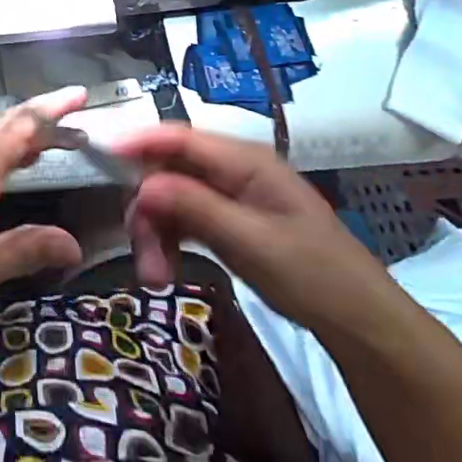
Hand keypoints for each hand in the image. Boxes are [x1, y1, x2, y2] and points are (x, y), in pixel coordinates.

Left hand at [0, 88, 87, 331]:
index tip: (80, 95)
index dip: (50, 110)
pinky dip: (15, 150)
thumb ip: (24, 251)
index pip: (19, 131)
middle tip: (78, 105)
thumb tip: (75, 244)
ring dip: (31, 130)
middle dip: (44, 112)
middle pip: (8, 127)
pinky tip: (24, 163)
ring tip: (65, 133)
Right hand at [114, 124, 403, 335]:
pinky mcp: (224, 220)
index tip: (101, 155)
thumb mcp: (254, 243)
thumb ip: (197, 208)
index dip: (139, 141)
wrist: (360, 323)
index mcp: (244, 161)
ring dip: (154, 233)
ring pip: (168, 198)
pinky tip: (165, 270)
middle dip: (147, 209)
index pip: (180, 137)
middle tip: (141, 254)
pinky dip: (168, 241)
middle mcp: (231, 170)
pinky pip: (181, 219)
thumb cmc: (315, 275)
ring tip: (155, 277)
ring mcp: (227, 195)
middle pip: (167, 172)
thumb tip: (142, 184)